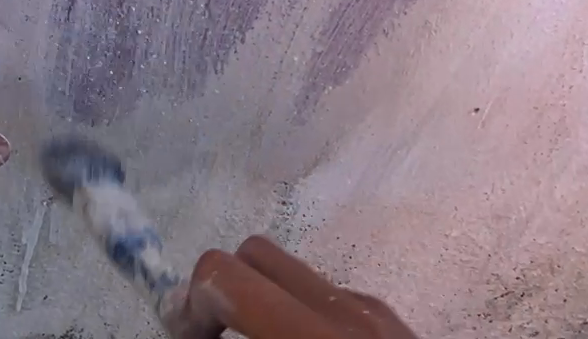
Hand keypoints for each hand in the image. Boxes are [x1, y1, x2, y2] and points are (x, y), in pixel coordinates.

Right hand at [176, 236, 416, 338]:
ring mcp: (380, 319)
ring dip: (260, 306)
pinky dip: (299, 321)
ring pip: (292, 275)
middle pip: (253, 256)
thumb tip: (195, 335)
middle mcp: (348, 316)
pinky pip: (329, 301)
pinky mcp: (399, 329)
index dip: (188, 305)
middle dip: (220, 293)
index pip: (226, 278)